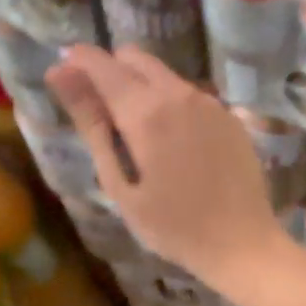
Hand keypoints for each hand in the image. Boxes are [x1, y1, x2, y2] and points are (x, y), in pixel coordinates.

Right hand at [46, 45, 292, 282]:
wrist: (244, 246)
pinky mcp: (233, 121)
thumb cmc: (175, 228)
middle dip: (111, 72)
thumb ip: (92, 127)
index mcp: (146, 111)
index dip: (75, 64)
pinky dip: (175, 106)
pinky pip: (194, 98)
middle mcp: (180, 95)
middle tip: (104, 113)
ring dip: (144, 89)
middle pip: (134, 58)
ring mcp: (212, 105)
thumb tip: (61, 74)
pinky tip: (176, 145)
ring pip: (166, 76)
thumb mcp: (121, 185)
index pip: (98, 62)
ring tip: (140, 135)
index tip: (65, 82)